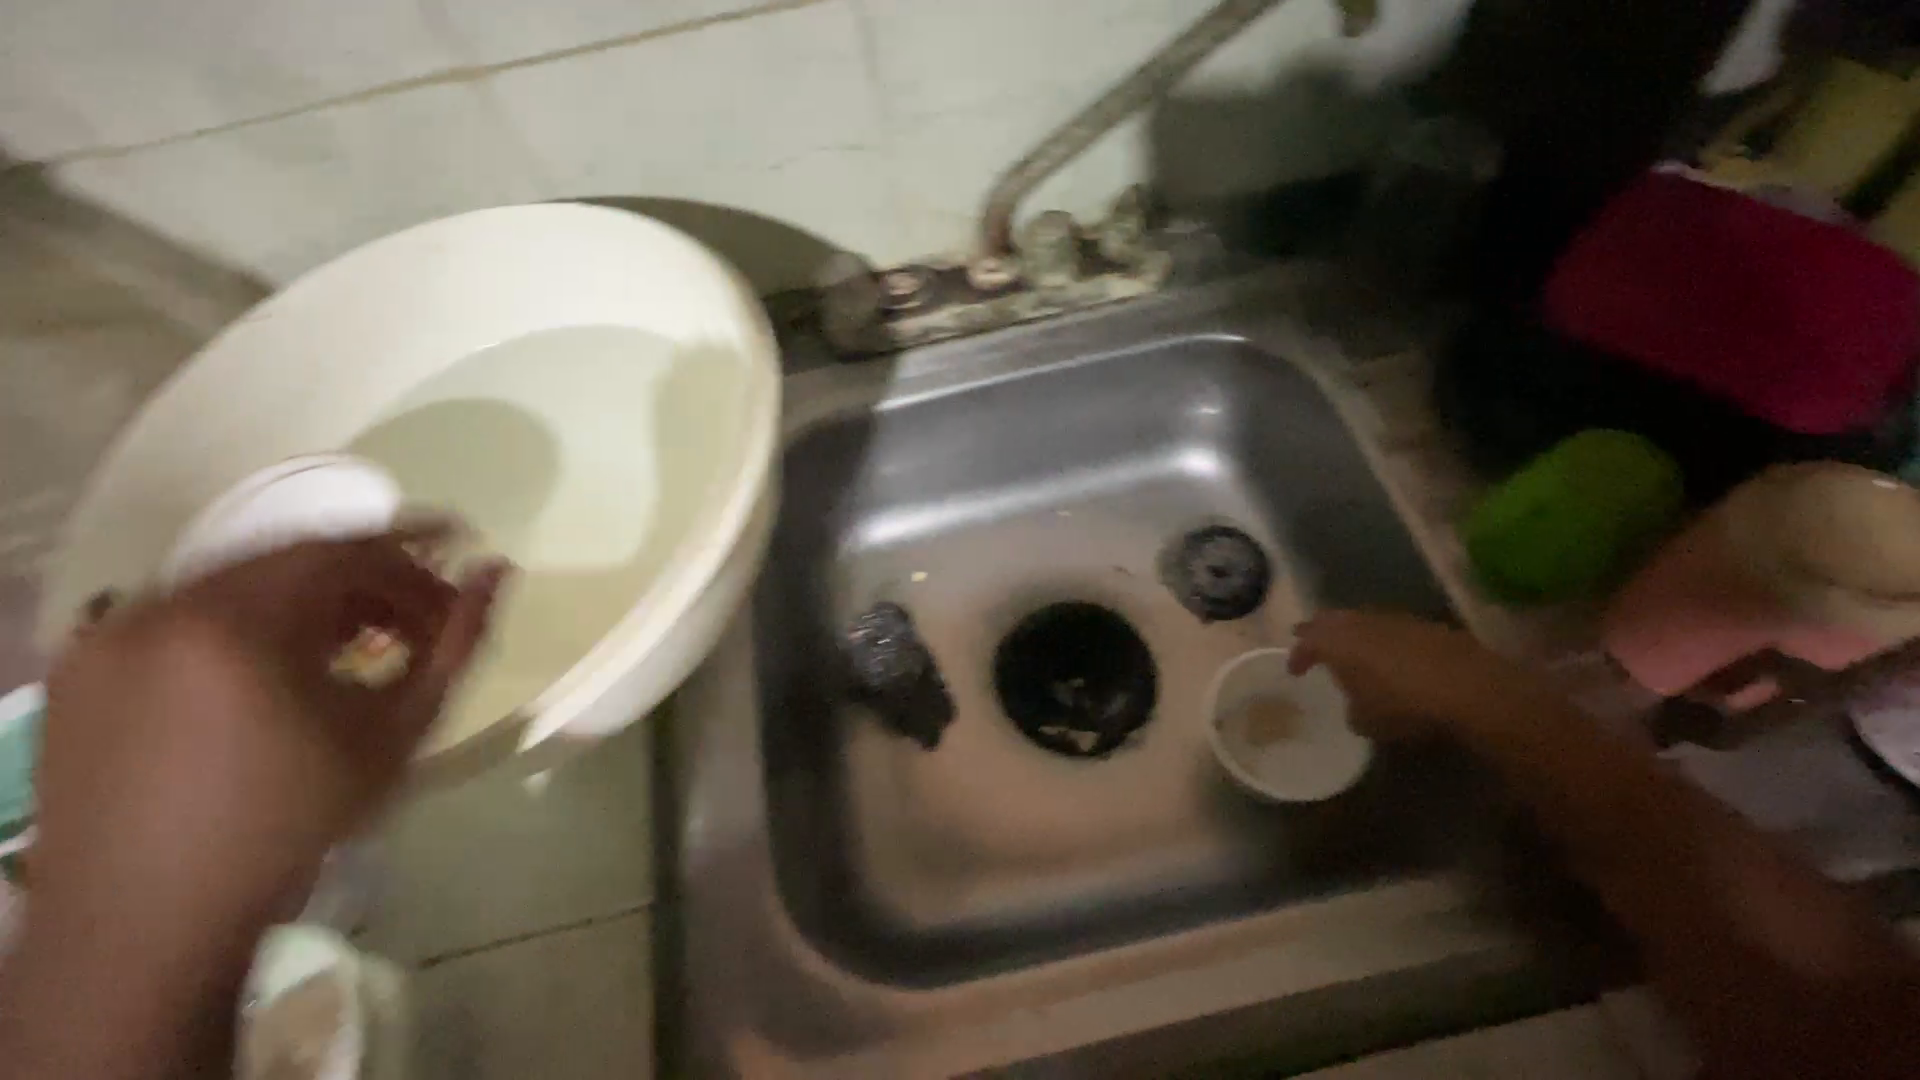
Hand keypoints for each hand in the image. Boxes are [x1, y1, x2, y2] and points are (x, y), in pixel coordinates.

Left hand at [31, 530, 507, 927]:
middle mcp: (161, 611)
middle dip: (369, 576)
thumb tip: (496, 571)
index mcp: (238, 625)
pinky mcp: (84, 668)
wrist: (154, 916)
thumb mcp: (402, 727)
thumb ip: (458, 642)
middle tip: (421, 610)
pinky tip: (292, 661)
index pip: (343, 550)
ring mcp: (111, 637)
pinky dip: (253, 620)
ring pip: (240, 583)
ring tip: (365, 639)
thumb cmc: (299, 819)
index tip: (460, 546)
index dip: (411, 544)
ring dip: (313, 598)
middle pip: (291, 559)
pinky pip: (191, 613)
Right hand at [1289, 610, 1545, 741]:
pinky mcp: (1427, 626)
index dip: (1298, 656)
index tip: (1294, 671)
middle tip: (1309, 639)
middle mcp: (1361, 623)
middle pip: (1331, 620)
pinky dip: (1384, 638)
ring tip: (1350, 647)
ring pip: (1363, 620)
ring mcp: (1396, 620)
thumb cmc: (1405, 706)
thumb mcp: (1367, 721)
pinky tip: (1390, 654)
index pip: (1307, 642)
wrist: (1472, 689)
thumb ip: (1353, 710)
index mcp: (1337, 642)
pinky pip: (1393, 628)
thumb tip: (1355, 707)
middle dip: (1318, 630)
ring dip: (1353, 632)